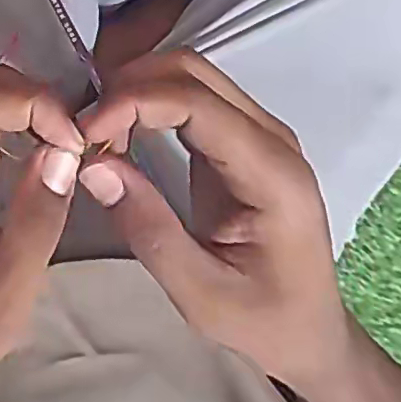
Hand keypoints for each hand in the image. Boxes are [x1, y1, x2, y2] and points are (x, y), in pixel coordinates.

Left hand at [0, 63, 83, 401]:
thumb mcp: (7, 297)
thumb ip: (36, 222)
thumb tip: (65, 151)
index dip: (36, 105)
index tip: (74, 143)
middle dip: (42, 100)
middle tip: (78, 146)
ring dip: (38, 108)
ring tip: (71, 151)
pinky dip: (29, 119)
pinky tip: (51, 155)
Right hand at [76, 51, 400, 401]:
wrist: (313, 331)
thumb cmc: (266, 321)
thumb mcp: (202, 297)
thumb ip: (149, 229)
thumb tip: (92, 165)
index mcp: (272, 171)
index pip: (196, 101)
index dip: (135, 102)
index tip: (86, 131)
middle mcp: (270, 134)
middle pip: (191, 70)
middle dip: (129, 86)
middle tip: (87, 129)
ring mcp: (257, 128)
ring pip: (187, 72)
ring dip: (136, 88)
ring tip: (100, 132)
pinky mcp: (240, 132)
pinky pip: (188, 92)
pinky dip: (147, 99)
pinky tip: (123, 130)